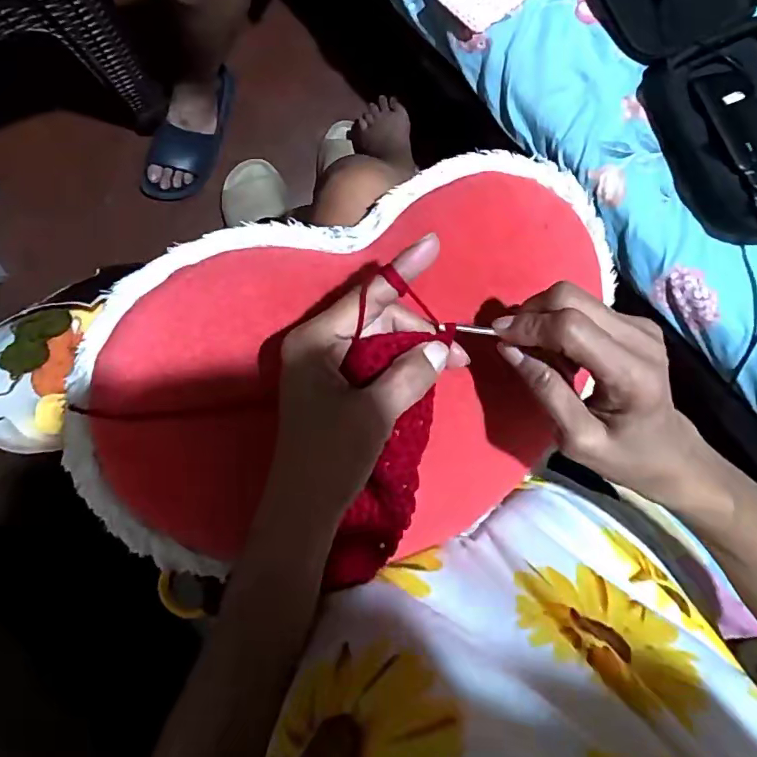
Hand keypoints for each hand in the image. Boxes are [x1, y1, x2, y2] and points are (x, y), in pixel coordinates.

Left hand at [264, 234, 469, 524]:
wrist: (301, 512)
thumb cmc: (331, 457)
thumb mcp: (376, 411)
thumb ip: (410, 372)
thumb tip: (440, 348)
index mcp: (316, 340)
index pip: (368, 296)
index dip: (403, 270)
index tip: (432, 243)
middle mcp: (315, 343)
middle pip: (375, 318)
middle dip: (417, 330)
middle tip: (455, 353)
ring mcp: (321, 364)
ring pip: (376, 340)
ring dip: (412, 350)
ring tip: (449, 366)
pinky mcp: (331, 385)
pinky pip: (371, 361)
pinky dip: (399, 365)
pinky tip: (425, 373)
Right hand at [493, 282, 726, 506]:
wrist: (670, 452)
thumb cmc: (624, 455)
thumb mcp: (577, 440)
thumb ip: (545, 391)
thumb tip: (509, 349)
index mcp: (631, 373)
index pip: (571, 328)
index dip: (529, 326)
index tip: (497, 336)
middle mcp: (641, 339)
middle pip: (572, 298)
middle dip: (532, 312)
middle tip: (512, 340)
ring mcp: (641, 325)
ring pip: (576, 296)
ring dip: (544, 316)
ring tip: (537, 351)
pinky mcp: (636, 321)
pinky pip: (586, 305)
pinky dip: (560, 321)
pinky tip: (560, 351)